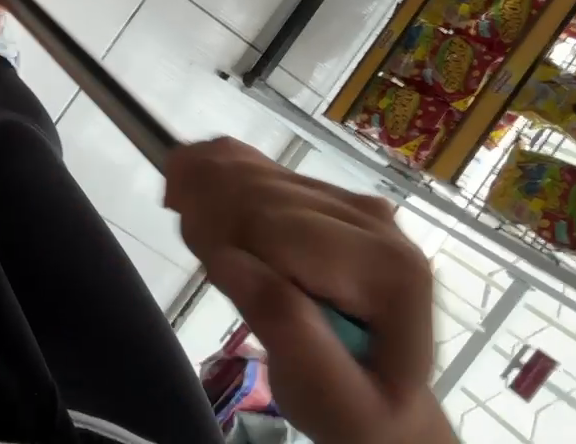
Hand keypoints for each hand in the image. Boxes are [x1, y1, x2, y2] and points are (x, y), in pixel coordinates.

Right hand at [164, 139, 451, 443]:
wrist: (385, 401)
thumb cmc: (358, 412)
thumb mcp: (330, 399)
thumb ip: (287, 330)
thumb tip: (228, 260)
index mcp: (389, 269)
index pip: (280, 227)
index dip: (226, 240)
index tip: (206, 272)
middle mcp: (375, 222)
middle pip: (261, 195)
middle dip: (210, 217)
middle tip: (194, 249)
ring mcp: (348, 201)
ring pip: (249, 173)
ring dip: (203, 190)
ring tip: (188, 218)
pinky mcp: (323, 194)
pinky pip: (253, 163)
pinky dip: (209, 168)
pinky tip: (186, 183)